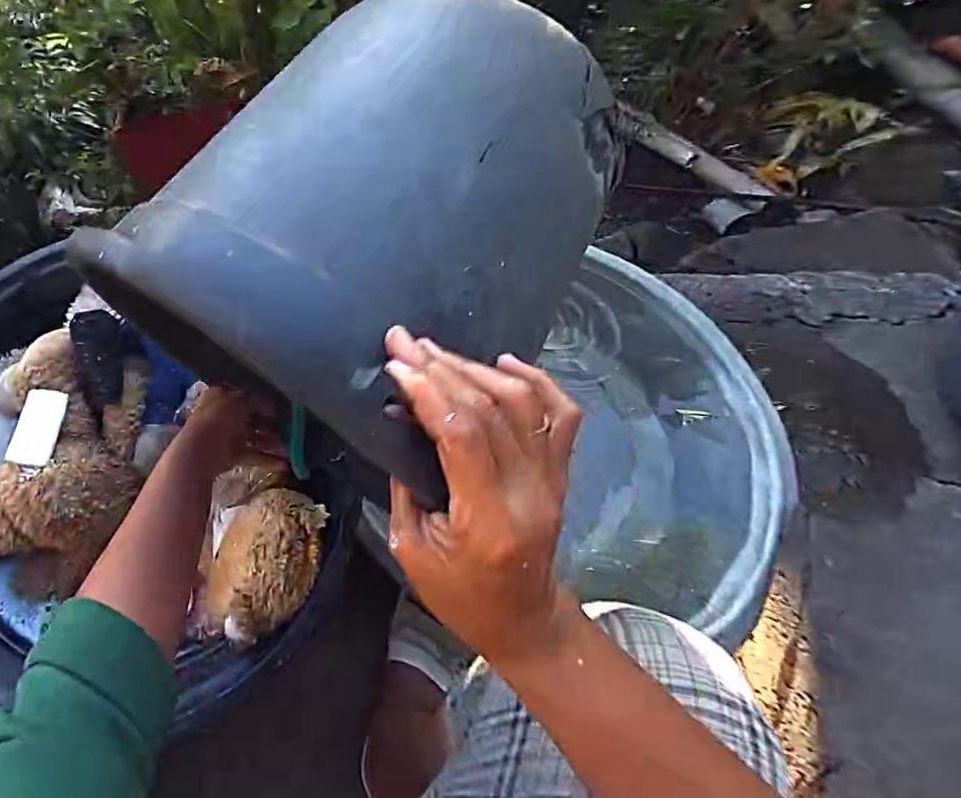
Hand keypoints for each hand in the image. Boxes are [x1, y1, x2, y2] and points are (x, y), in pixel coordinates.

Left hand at [177, 384, 281, 476]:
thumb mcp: (241, 400)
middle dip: (273, 422)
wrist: (198, 454)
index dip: (266, 400)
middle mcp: (225, 413)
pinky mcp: (231, 455)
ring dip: (274, 441)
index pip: (248, 394)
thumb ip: (257, 399)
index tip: (284, 406)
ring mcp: (228, 435)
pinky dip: (267, 459)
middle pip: (254, 416)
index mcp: (223, 395)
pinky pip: (252, 454)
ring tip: (291, 447)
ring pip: (256, 436)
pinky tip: (285, 464)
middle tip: (291, 427)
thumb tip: (270, 403)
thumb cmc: (219, 419)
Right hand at [382, 326, 583, 665]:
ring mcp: (553, 479)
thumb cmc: (461, 595)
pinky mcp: (562, 472)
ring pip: (522, 402)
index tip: (397, 364)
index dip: (428, 391)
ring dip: (474, 368)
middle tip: (406, 341)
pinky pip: (560, 413)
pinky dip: (534, 379)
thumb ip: (406, 484)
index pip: (462, 433)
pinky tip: (502, 361)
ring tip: (437, 350)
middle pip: (489, 409)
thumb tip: (403, 421)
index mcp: (489, 519)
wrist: (524, 619)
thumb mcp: (412, 549)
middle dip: (441, 367)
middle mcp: (529, 492)